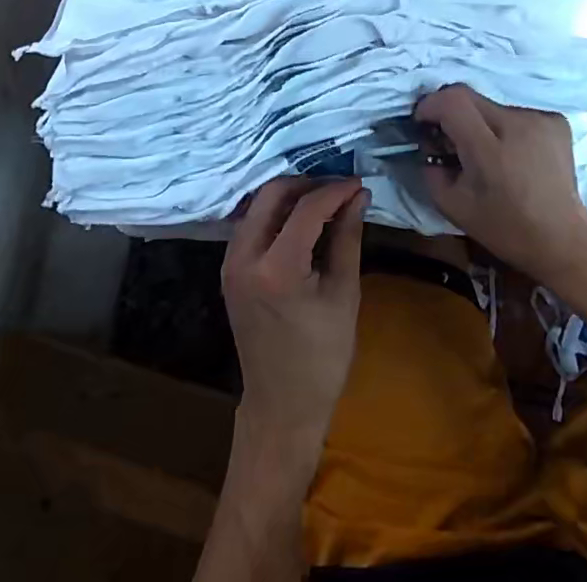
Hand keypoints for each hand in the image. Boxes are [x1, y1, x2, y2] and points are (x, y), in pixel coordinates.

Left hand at [222, 177, 368, 444]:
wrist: (282, 402)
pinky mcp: (228, 270)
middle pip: (272, 194)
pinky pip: (251, 225)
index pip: (306, 208)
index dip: (335, 190)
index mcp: (276, 268)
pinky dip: (276, 215)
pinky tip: (302, 222)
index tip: (358, 183)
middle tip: (339, 190)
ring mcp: (230, 263)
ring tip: (325, 203)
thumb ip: (348, 237)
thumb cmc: (323, 356)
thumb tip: (358, 196)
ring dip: (290, 197)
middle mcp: (243, 257)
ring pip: (258, 206)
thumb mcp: (344, 293)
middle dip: (307, 184)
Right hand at [414, 85, 586, 292]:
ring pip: (492, 106)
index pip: (453, 101)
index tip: (423, 123)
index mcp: (490, 150)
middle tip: (450, 140)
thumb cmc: (505, 228)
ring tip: (487, 153)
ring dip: (480, 123)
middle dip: (451, 113)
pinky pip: (516, 114)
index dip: (430, 105)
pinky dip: (505, 128)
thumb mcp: (452, 206)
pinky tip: (512, 153)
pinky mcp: (556, 121)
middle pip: (470, 97)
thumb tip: (428, 142)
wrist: (563, 239)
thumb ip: (431, 168)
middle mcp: (518, 125)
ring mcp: (541, 119)